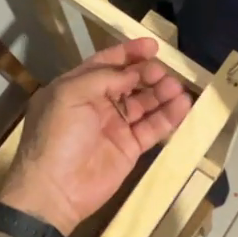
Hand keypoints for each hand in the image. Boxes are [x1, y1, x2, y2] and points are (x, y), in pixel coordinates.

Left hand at [0, 38, 191, 235]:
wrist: (54, 190)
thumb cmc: (57, 136)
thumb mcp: (70, 95)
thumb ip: (103, 77)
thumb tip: (133, 72)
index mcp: (77, 87)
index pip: (107, 63)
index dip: (129, 53)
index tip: (153, 46)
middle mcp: (97, 104)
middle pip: (130, 81)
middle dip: (148, 73)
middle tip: (164, 72)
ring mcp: (115, 126)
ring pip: (144, 103)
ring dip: (162, 93)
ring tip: (178, 88)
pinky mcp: (130, 148)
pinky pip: (153, 128)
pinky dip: (169, 117)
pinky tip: (183, 106)